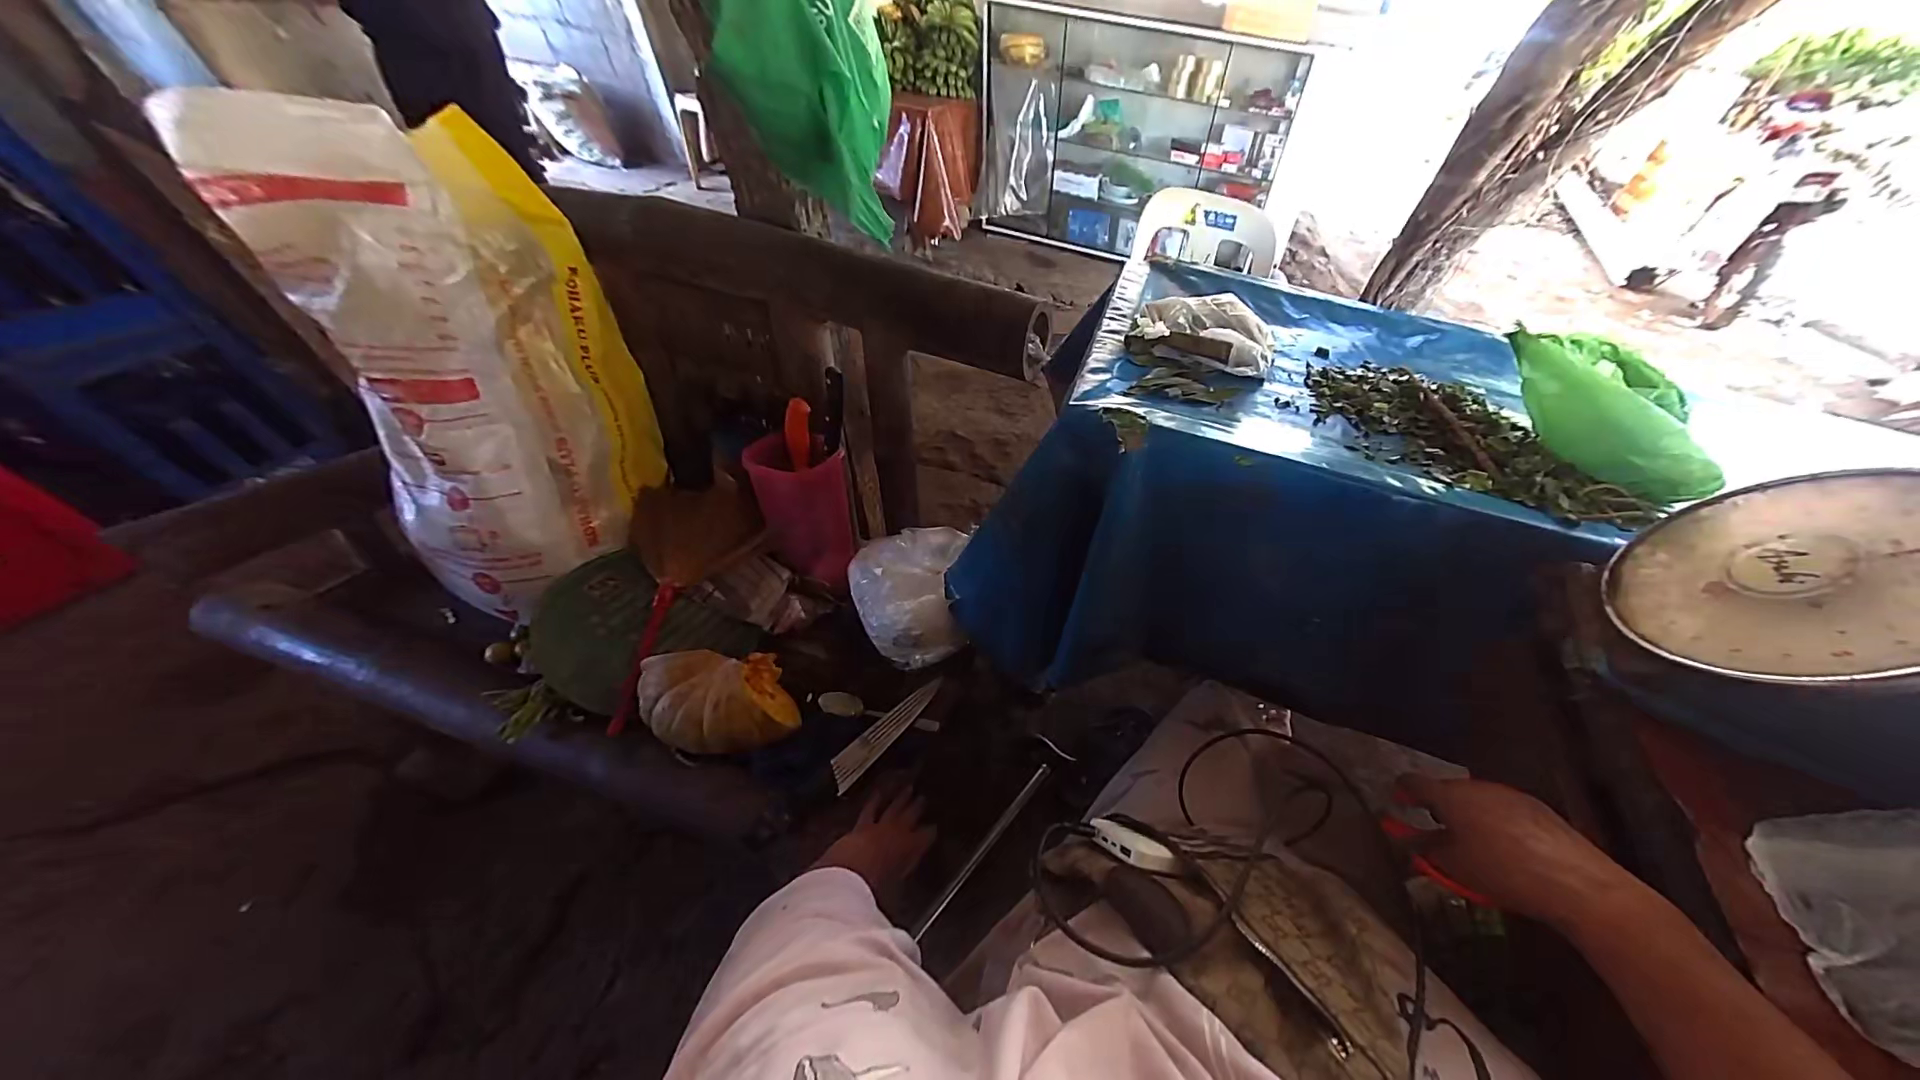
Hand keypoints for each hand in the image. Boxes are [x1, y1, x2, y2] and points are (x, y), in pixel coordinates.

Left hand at [811, 785, 935, 897]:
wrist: (850, 871)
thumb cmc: (875, 886)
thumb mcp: (894, 893)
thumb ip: (902, 892)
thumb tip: (906, 915)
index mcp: (911, 849)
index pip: (925, 837)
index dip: (929, 833)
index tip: (934, 828)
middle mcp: (898, 834)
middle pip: (911, 818)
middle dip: (918, 809)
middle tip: (924, 799)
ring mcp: (880, 827)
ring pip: (894, 808)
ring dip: (901, 799)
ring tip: (908, 789)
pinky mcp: (863, 826)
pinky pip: (871, 809)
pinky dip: (876, 799)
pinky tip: (878, 791)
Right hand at [1395, 775, 1631, 926]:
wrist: (1582, 886)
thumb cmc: (1504, 873)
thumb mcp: (1455, 867)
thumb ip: (1426, 849)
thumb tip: (1408, 842)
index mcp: (1450, 796)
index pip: (1413, 782)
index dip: (1401, 791)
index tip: (1398, 803)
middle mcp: (1476, 787)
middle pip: (1447, 790)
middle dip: (1438, 807)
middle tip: (1436, 830)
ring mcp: (1510, 795)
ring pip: (1477, 799)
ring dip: (1468, 814)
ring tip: (1473, 842)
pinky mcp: (1538, 809)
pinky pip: (1503, 809)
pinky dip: (1495, 821)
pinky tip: (1506, 848)